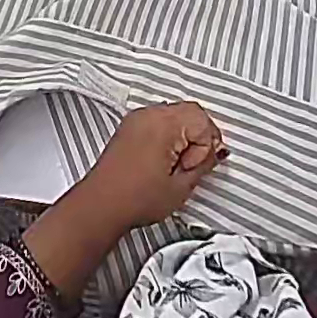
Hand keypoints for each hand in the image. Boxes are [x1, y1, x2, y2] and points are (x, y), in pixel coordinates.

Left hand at [25, 102, 226, 301]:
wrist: (101, 205)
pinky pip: (159, 119)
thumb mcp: (181, 187)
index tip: (198, 165)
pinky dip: (168, 134)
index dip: (206, 146)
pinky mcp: (130, 126)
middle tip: (193, 165)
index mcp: (164, 124)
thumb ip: (204, 164)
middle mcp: (150, 114)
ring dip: (184, 135)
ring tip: (176, 165)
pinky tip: (163, 160)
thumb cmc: (132, 198)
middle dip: (199, 137)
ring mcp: (138, 118)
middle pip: (190, 111)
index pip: (203, 120)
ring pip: (175, 114)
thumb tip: (216, 152)